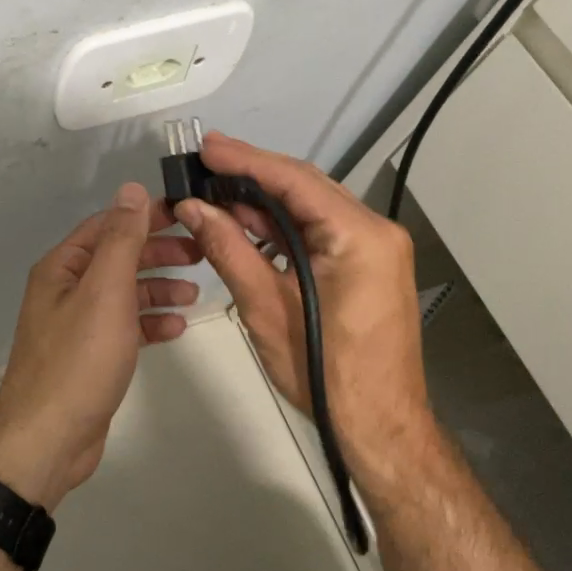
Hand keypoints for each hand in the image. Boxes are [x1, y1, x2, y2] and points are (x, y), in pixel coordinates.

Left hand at [0, 182, 200, 510]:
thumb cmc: (78, 360)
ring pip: (123, 295)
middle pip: (117, 258)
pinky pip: (124, 329)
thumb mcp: (104, 291)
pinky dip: (149, 324)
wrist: (49, 437)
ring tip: (195, 292)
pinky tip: (177, 328)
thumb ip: (121, 240)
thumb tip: (132, 190)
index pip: (107, 226)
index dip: (147, 217)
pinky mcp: (90, 357)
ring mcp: (77, 326)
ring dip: (158, 289)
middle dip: (157, 253)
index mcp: (62, 268)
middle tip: (202, 254)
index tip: (190, 215)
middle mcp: (66, 291)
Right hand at [172, 133, 427, 477]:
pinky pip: (320, 233)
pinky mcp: (368, 267)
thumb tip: (193, 208)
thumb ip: (228, 249)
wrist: (378, 423)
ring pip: (311, 209)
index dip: (245, 160)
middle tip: (203, 164)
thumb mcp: (266, 307)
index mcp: (358, 236)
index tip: (205, 147)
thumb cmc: (323, 371)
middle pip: (305, 187)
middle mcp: (375, 231)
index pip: (294, 181)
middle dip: (252, 174)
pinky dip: (282, 228)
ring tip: (214, 196)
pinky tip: (246, 227)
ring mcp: (376, 249)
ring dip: (264, 203)